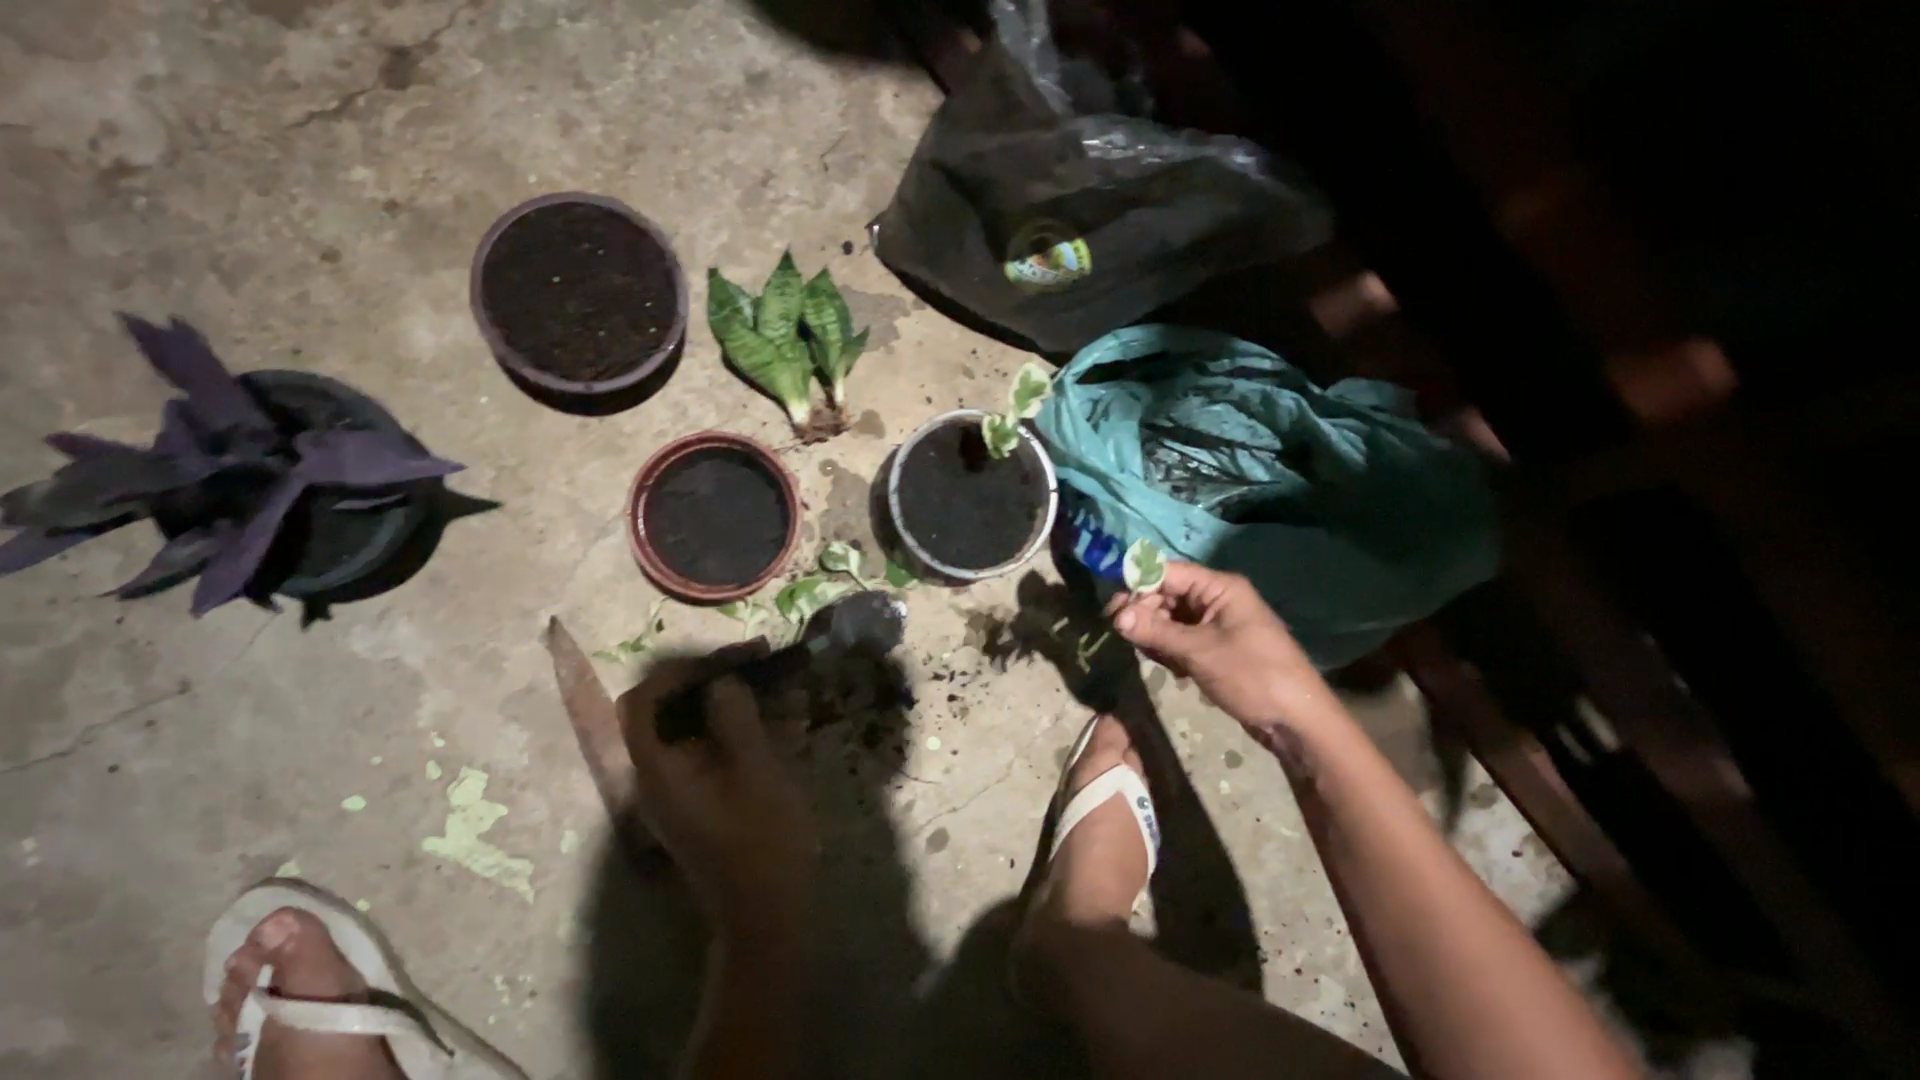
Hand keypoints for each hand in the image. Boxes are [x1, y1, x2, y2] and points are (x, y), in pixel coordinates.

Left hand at [619, 672, 815, 940]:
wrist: (766, 918)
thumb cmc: (762, 844)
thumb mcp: (757, 774)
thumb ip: (736, 720)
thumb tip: (722, 680)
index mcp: (658, 770)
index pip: (642, 702)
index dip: (678, 672)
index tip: (726, 660)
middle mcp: (656, 778)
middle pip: (664, 712)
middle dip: (708, 682)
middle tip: (756, 665)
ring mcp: (677, 794)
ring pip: (690, 730)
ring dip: (726, 704)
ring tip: (774, 689)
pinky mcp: (700, 803)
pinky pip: (708, 753)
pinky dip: (735, 732)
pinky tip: (777, 725)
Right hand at [1106, 562, 1332, 735]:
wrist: (1296, 720)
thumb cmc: (1252, 676)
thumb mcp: (1199, 652)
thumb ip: (1156, 631)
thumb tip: (1117, 616)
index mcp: (1221, 588)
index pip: (1168, 573)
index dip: (1137, 586)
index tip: (1111, 609)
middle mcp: (1219, 600)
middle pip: (1167, 594)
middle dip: (1144, 612)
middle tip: (1123, 635)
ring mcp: (1219, 625)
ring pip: (1172, 619)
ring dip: (1155, 633)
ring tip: (1149, 654)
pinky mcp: (1218, 649)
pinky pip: (1183, 639)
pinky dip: (1170, 649)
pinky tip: (1170, 668)